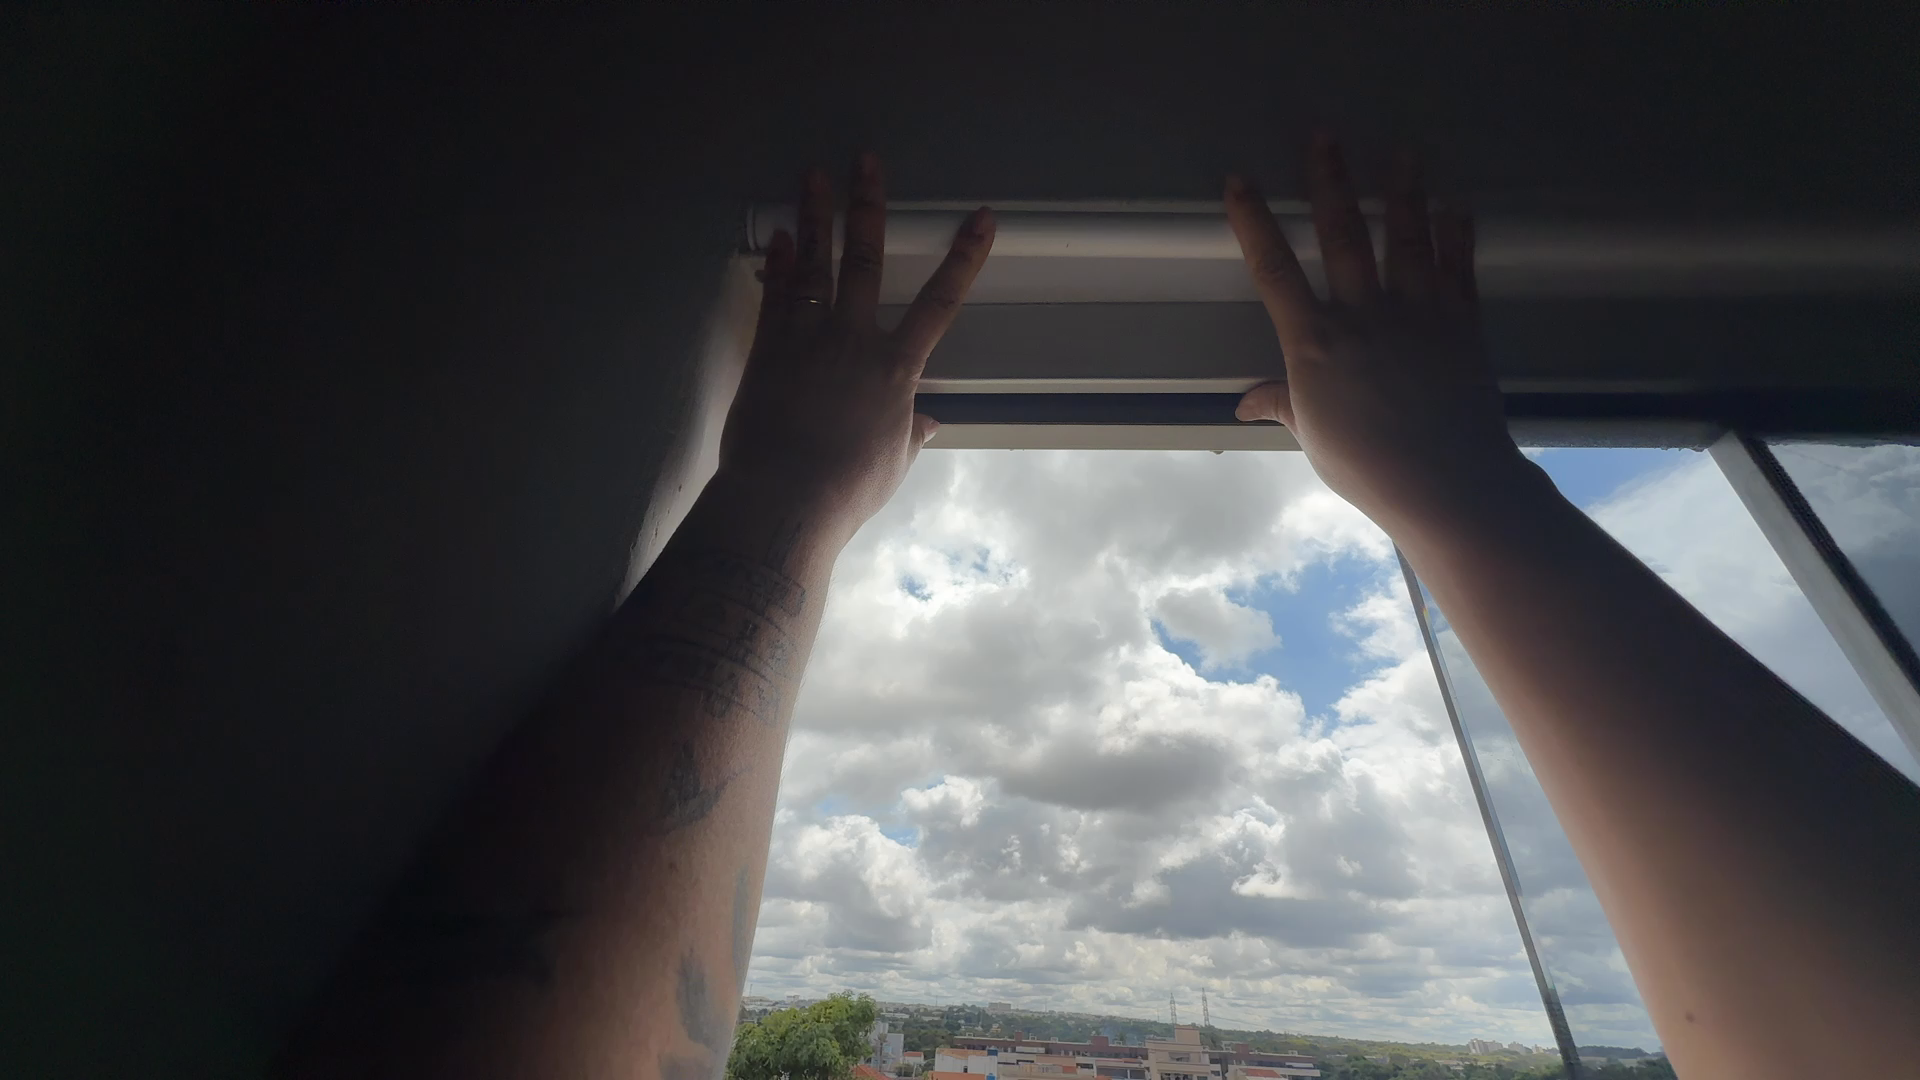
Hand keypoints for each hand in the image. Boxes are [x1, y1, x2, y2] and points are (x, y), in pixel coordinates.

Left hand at [718, 155, 994, 543]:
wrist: (786, 498)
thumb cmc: (849, 487)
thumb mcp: (893, 463)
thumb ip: (911, 434)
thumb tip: (928, 424)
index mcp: (895, 370)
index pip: (939, 304)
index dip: (964, 259)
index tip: (981, 219)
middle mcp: (854, 340)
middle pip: (865, 262)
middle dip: (868, 207)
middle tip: (866, 160)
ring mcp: (807, 340)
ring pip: (814, 267)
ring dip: (814, 218)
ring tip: (813, 175)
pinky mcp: (769, 351)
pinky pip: (777, 298)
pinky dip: (780, 265)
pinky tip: (781, 238)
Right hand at [1225, 136, 1534, 535]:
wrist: (1444, 481)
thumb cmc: (1363, 463)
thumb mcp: (1311, 434)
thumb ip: (1281, 405)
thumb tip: (1245, 402)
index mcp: (1314, 343)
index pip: (1274, 273)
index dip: (1253, 224)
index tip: (1239, 184)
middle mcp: (1363, 315)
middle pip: (1342, 236)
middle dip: (1329, 182)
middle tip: (1325, 136)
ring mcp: (1417, 313)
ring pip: (1405, 239)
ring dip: (1401, 190)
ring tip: (1402, 150)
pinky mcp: (1460, 324)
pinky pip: (1457, 268)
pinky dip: (1455, 234)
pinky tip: (1455, 204)